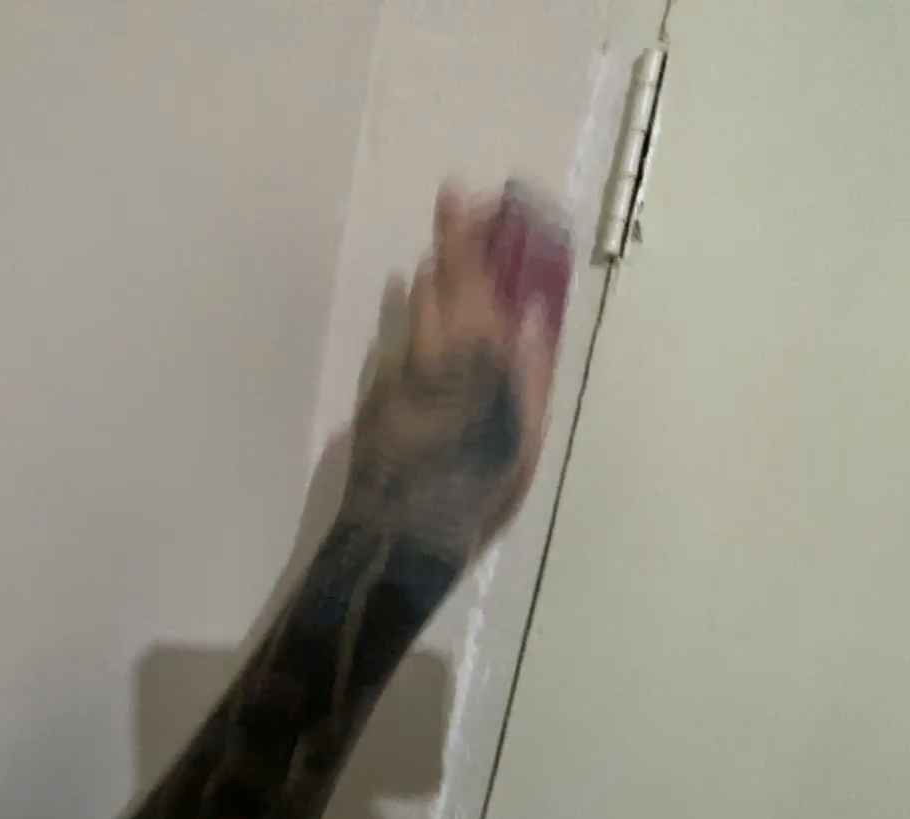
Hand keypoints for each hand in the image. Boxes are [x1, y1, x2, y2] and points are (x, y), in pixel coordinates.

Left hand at [338, 182, 560, 561]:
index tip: (459, 194)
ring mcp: (396, 374)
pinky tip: (423, 339)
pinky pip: (397, 349)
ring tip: (444, 268)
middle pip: (437, 285)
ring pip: (412, 315)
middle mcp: (433, 355)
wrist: (405, 533)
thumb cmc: (479, 492)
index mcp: (478, 359)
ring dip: (430, 286)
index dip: (464, 235)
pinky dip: (413, 332)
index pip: (471, 280)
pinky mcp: (373, 396)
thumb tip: (536, 314)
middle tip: (456, 214)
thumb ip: (530, 370)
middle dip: (449, 246)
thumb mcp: (523, 438)